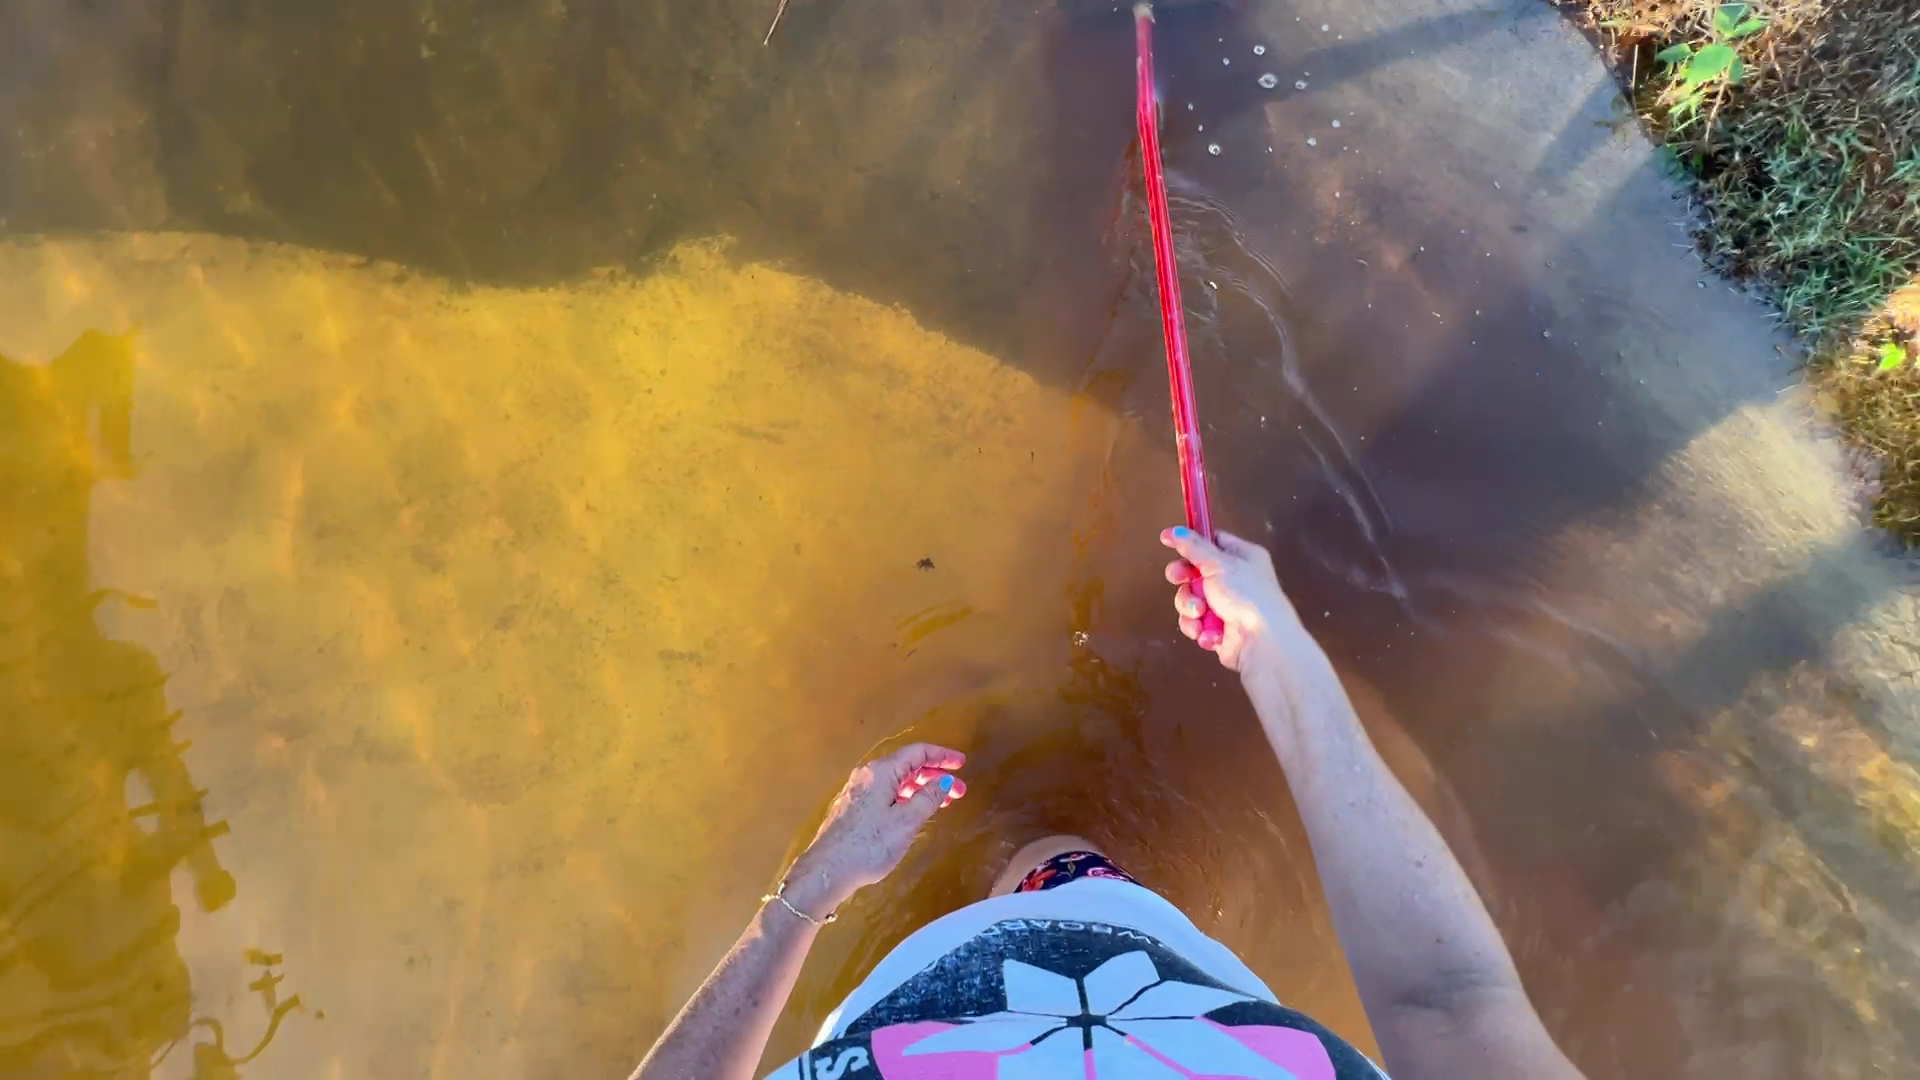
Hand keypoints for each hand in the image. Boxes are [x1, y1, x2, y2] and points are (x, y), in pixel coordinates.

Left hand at [782, 744, 967, 917]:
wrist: (826, 872)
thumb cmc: (869, 845)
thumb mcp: (906, 821)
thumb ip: (928, 798)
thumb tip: (945, 780)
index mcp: (882, 772)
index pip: (918, 752)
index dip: (942, 755)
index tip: (962, 763)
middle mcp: (869, 775)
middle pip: (908, 766)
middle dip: (936, 775)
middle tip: (960, 791)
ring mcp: (859, 792)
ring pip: (898, 782)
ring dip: (922, 788)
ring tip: (943, 803)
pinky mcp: (854, 808)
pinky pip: (888, 793)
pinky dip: (907, 798)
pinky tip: (915, 812)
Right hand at [1161, 525, 1299, 671]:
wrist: (1261, 642)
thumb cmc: (1246, 595)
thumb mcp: (1219, 564)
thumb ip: (1193, 547)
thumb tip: (1172, 530)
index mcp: (1243, 558)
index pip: (1213, 542)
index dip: (1191, 543)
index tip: (1169, 541)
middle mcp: (1235, 580)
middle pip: (1194, 571)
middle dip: (1184, 579)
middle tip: (1178, 579)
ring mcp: (1225, 606)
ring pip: (1190, 599)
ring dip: (1190, 607)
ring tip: (1201, 614)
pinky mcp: (1216, 629)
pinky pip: (1194, 622)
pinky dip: (1197, 627)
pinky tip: (1208, 632)